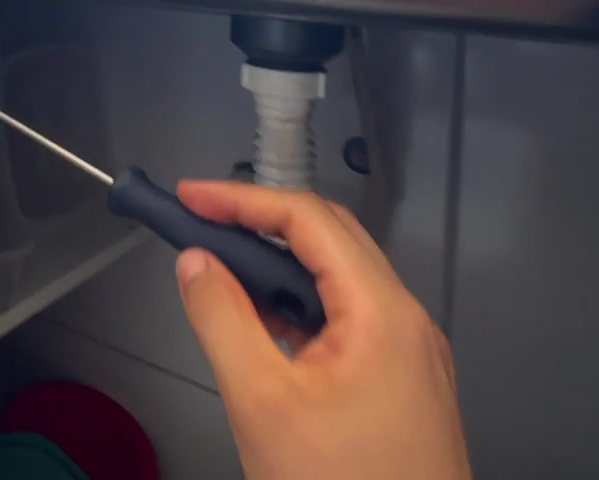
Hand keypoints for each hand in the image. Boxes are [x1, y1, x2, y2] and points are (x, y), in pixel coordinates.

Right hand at [173, 182, 469, 479]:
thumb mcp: (261, 402)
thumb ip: (221, 317)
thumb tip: (195, 260)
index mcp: (382, 313)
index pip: (307, 219)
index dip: (241, 199)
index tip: (188, 197)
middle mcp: (406, 321)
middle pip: (329, 235)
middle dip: (259, 217)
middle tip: (200, 217)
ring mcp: (410, 354)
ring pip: (337, 274)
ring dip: (276, 259)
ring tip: (220, 261)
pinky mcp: (402, 384)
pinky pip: (344, 314)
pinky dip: (296, 299)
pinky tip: (258, 317)